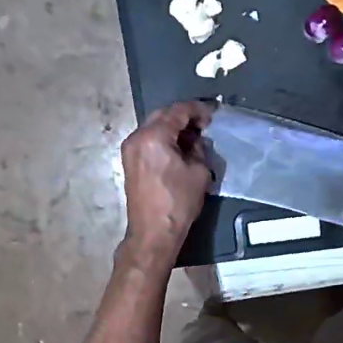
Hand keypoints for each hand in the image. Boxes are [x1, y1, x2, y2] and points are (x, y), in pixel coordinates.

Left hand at [120, 101, 214, 263]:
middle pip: (162, 116)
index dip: (197, 110)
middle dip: (183, 117)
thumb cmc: (178, 202)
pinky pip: (148, 141)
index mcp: (154, 137)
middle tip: (203, 125)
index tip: (212, 113)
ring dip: (173, 128)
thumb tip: (196, 142)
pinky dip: (163, 139)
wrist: (153, 232)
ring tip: (193, 137)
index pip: (177, 111)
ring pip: (153, 127)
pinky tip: (178, 148)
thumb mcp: (199, 172)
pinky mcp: (129, 162)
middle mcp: (137, 137)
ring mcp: (130, 149)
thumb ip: (199, 149)